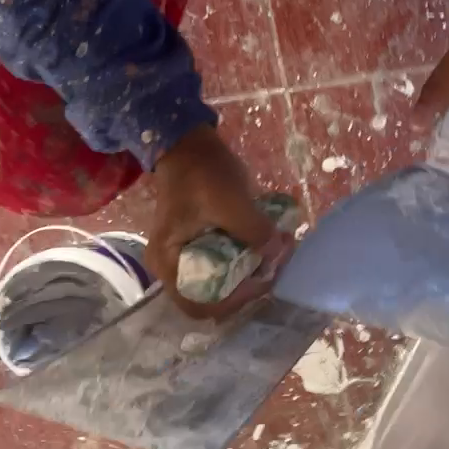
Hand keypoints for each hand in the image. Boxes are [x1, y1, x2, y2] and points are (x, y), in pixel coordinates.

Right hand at [145, 125, 275, 318]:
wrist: (190, 143)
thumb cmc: (203, 174)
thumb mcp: (231, 204)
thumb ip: (255, 232)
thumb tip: (277, 253)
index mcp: (169, 264)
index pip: (199, 306)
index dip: (234, 301)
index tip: (261, 279)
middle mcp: (174, 266)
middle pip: (215, 295)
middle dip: (250, 283)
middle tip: (277, 263)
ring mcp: (188, 254)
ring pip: (225, 278)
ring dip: (253, 269)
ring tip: (279, 250)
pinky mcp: (202, 242)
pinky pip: (228, 260)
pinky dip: (249, 254)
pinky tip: (270, 241)